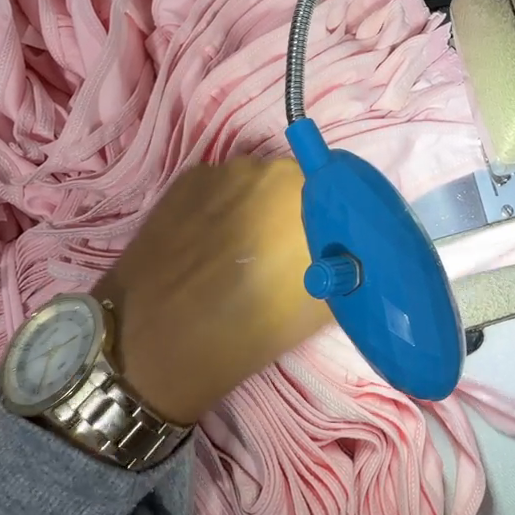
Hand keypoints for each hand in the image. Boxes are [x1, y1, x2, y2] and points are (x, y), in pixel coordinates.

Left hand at [91, 159, 330, 424]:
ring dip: (262, 208)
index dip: (340, 218)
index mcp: (306, 194)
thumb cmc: (247, 331)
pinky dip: (227, 207)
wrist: (150, 346)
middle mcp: (267, 169)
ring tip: (245, 252)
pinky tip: (213, 245)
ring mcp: (222, 170)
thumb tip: (363, 247)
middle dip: (300, 213)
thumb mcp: (322, 306)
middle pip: (299, 183)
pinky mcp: (186, 179)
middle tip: (290, 254)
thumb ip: (350, 265)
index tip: (333, 246)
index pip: (341, 191)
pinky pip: (223, 186)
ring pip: (259, 182)